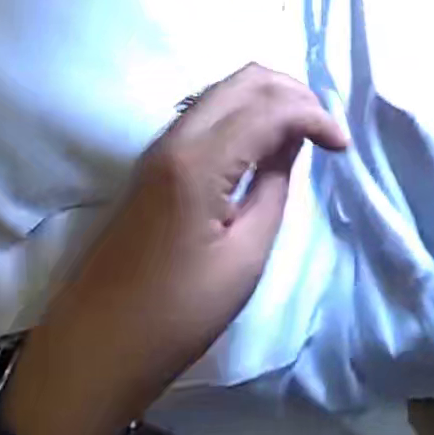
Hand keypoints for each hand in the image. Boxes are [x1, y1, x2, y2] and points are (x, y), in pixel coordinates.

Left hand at [1, 64, 347, 434]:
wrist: (90, 356)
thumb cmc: (176, 314)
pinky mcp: (157, 160)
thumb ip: (275, 184)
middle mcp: (177, 138)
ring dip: (272, 97)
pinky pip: (212, 107)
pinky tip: (266, 140)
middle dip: (296, 94)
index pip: (272, 108)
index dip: (316, 118)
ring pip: (228, 86)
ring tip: (302, 132)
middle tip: (323, 130)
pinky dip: (249, 108)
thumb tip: (293, 142)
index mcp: (199, 163)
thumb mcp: (246, 255)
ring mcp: (161, 145)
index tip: (342, 147)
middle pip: (249, 78)